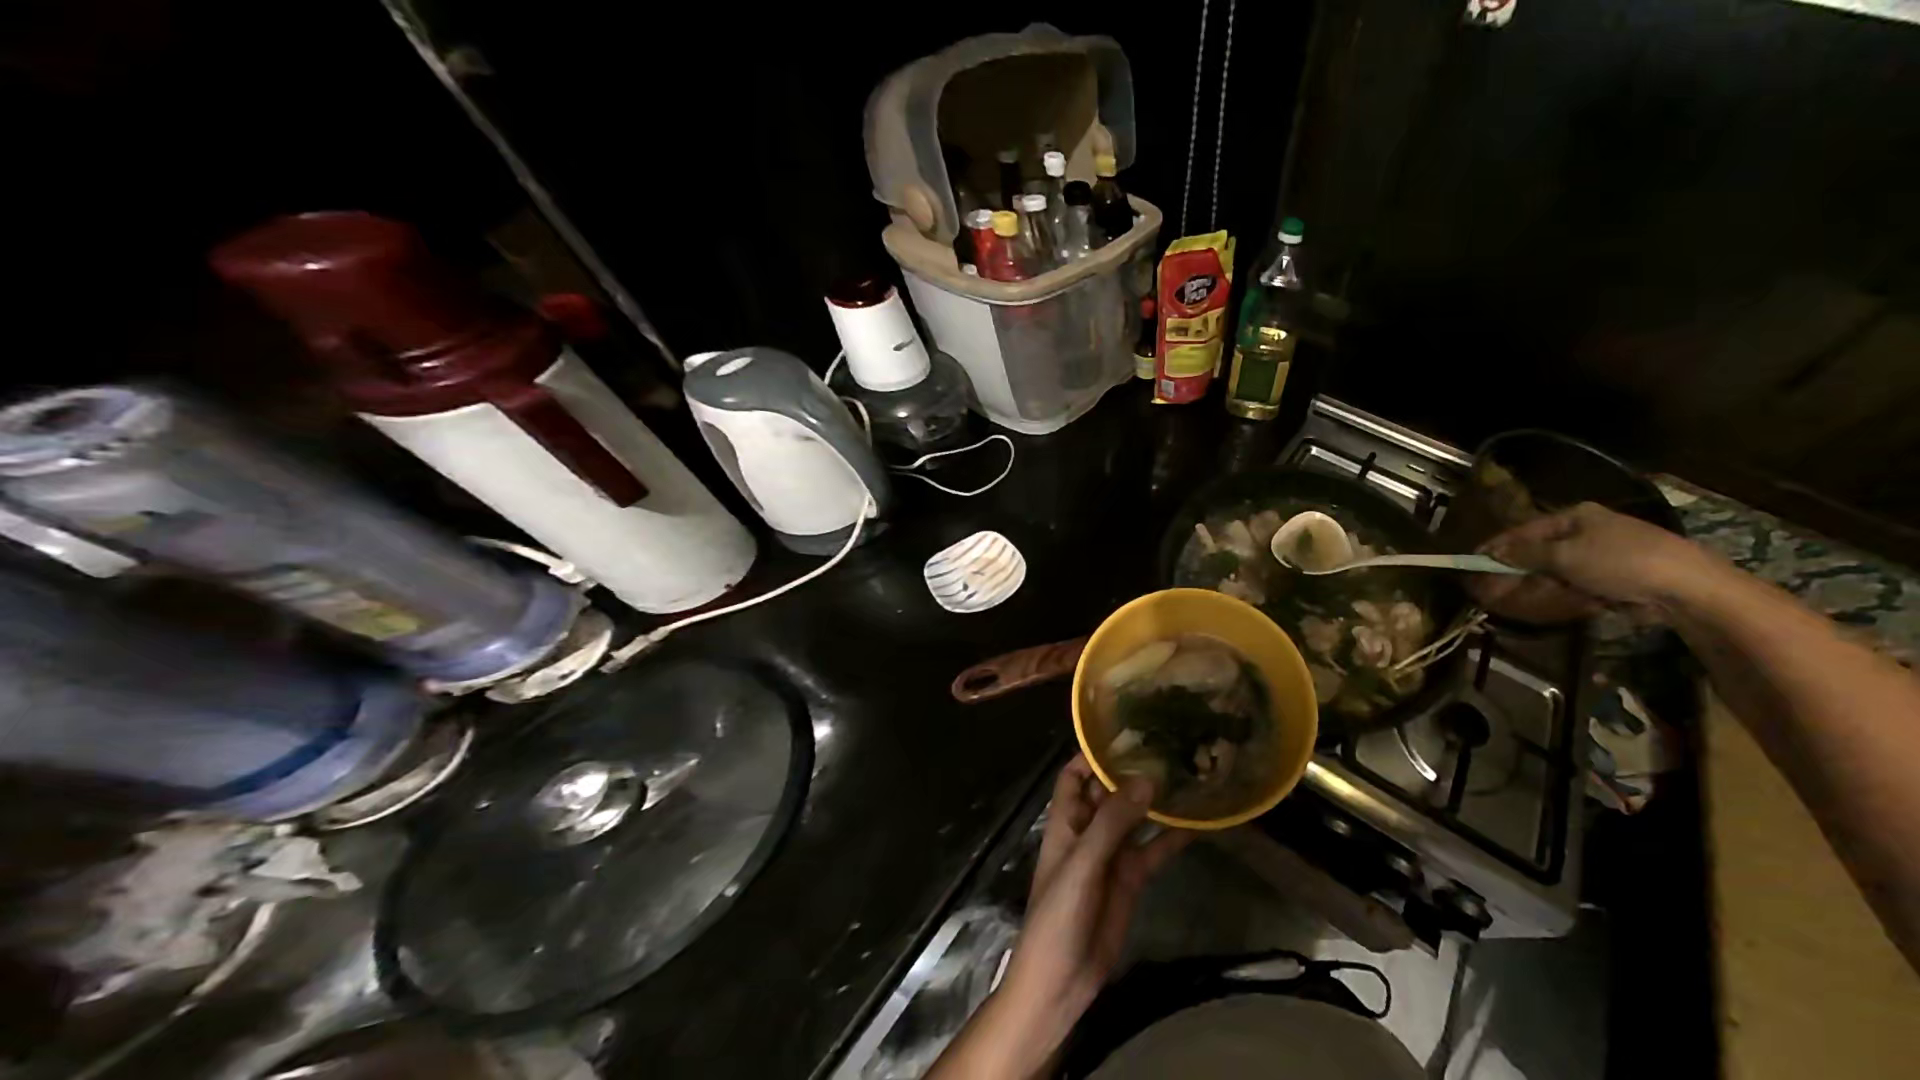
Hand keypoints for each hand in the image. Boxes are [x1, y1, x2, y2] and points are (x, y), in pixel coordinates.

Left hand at [1005, 760, 1191, 1053]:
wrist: (1062, 977)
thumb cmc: (1058, 913)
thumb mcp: (1082, 863)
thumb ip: (1111, 822)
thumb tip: (1145, 779)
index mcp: (1065, 821)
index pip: (1074, 775)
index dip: (1092, 754)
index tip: (1124, 731)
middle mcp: (1087, 831)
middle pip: (1108, 793)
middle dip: (1132, 773)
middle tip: (1169, 746)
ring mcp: (1111, 855)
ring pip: (1135, 820)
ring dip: (1156, 803)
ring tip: (1189, 776)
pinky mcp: (1131, 880)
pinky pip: (1153, 851)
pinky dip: (1172, 839)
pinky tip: (1199, 824)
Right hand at [1470, 501, 1724, 622]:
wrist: (1686, 587)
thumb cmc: (1618, 561)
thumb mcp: (1563, 555)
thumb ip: (1524, 554)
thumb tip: (1494, 552)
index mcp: (1576, 516)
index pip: (1525, 530)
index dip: (1497, 546)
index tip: (1472, 561)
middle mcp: (1589, 532)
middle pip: (1540, 551)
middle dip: (1515, 570)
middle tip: (1489, 588)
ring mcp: (1605, 555)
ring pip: (1557, 571)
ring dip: (1539, 585)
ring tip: (1517, 599)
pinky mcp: (1618, 578)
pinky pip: (1579, 585)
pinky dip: (1566, 594)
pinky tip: (1560, 602)